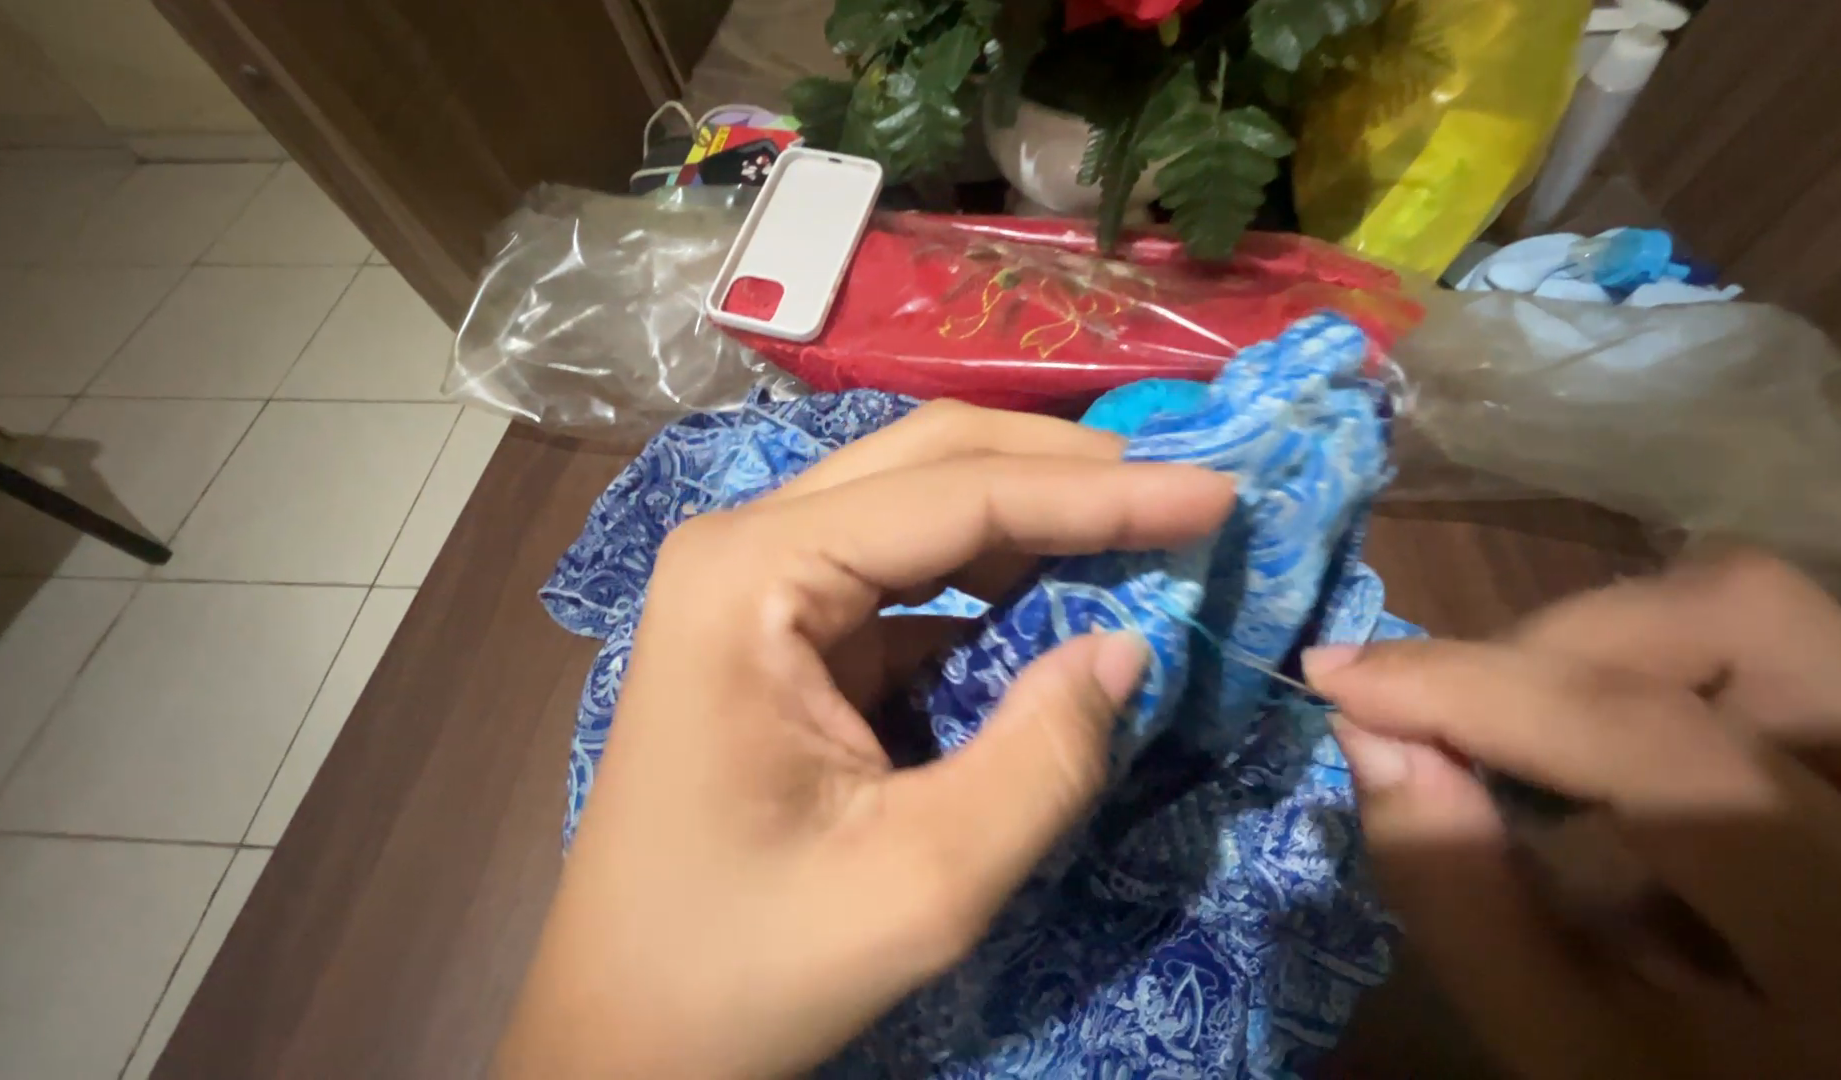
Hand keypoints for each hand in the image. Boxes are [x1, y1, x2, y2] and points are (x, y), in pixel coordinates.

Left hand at [496, 402, 1235, 1078]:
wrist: (625, 1026)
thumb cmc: (746, 965)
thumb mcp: (919, 884)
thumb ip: (1042, 758)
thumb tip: (1131, 646)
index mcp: (751, 575)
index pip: (956, 495)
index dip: (1098, 494)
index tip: (1215, 492)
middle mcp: (747, 542)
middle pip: (932, 460)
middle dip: (1066, 473)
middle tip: (1183, 492)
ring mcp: (760, 574)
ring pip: (923, 499)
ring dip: (1035, 514)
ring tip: (1142, 530)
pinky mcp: (785, 619)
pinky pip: (908, 569)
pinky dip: (995, 574)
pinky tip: (1060, 591)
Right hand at [1306, 554, 1840, 1078]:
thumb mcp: (1561, 1046)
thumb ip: (1454, 890)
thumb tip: (1363, 730)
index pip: (1650, 745)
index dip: (1467, 686)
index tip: (1335, 675)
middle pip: (1735, 617)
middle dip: (1536, 646)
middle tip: (1448, 715)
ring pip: (1753, 608)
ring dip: (1587, 646)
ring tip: (1527, 730)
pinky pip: (1763, 644)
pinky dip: (1641, 667)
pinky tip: (1606, 757)